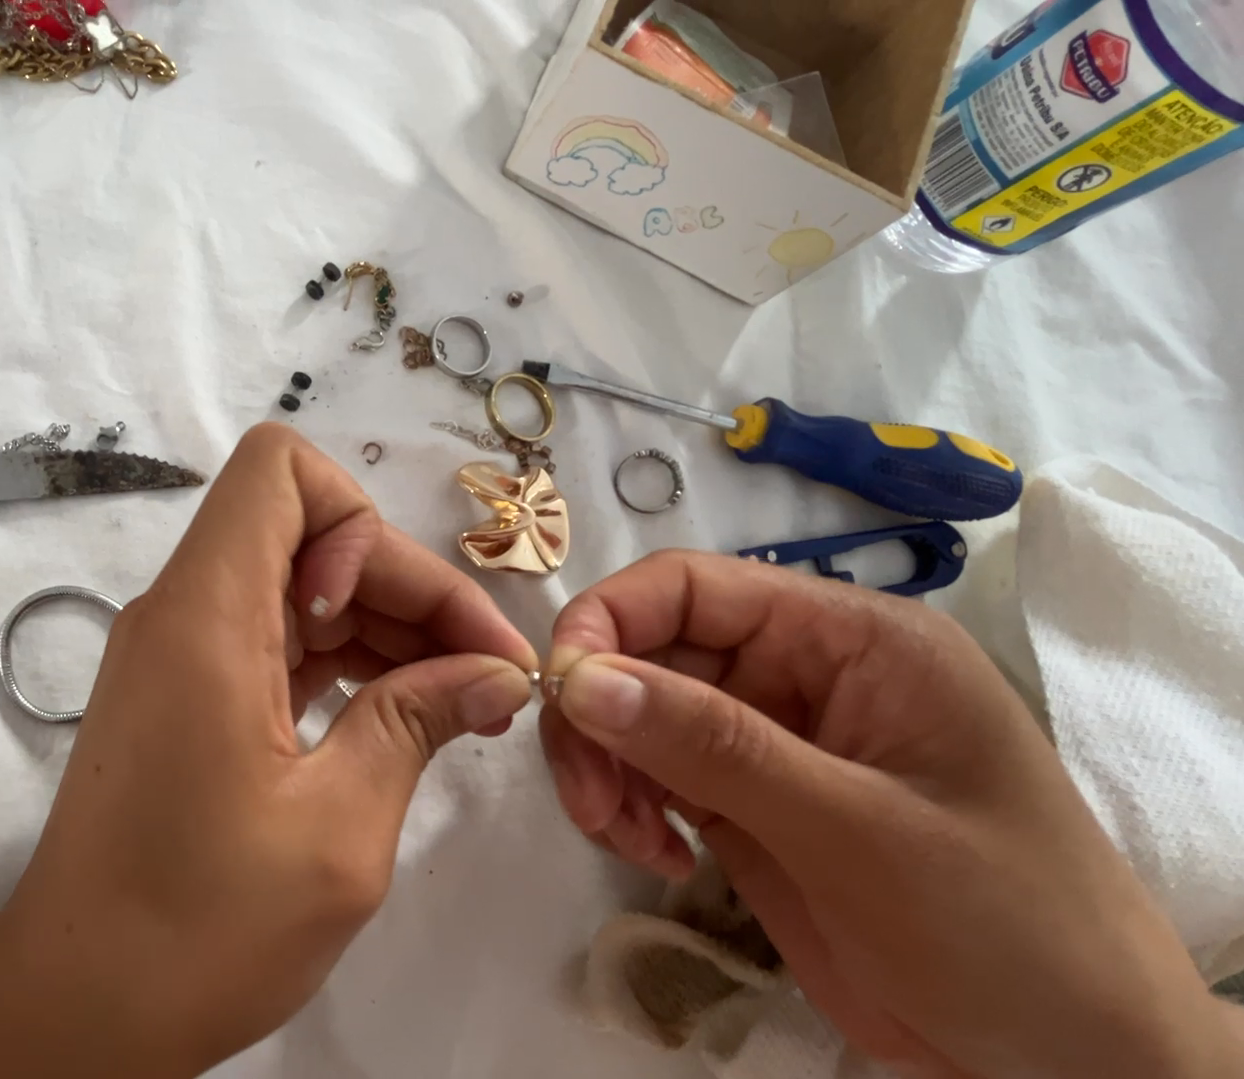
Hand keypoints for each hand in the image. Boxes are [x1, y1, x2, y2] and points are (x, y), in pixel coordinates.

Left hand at [0, 424, 537, 1076]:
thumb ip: (416, 724)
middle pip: (310, 532)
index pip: (278, 470)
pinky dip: (346, 661)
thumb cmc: (198, 929)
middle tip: (486, 672)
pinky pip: (280, 638)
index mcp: (207, 615)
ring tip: (461, 701)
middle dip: (404, 586)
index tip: (398, 619)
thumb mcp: (337, 830)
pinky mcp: (189, 692)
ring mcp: (183, 650)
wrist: (73, 1006)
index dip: (359, 519)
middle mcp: (185, 610)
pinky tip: (402, 715)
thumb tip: (491, 673)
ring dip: (385, 627)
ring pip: (303, 586)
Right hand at [539, 551, 1243, 1078]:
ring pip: (630, 712)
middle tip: (589, 801)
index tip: (557, 691)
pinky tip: (655, 857)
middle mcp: (793, 670)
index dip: (607, 620)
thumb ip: (712, 745)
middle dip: (597, 718)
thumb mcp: (856, 830)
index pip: (691, 586)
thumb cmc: (1004, 930)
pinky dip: (624, 807)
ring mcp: (760, 735)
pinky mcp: (734, 795)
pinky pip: (643, 770)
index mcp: (845, 638)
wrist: (1061, 1069)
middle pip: (644, 651)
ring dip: (603, 768)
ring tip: (625, 839)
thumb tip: (576, 678)